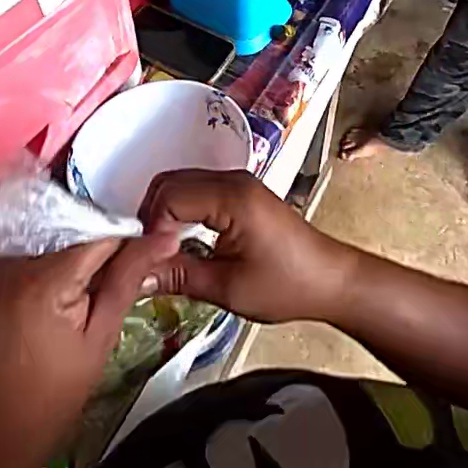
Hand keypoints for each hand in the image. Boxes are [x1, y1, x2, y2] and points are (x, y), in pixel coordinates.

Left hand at [0, 234, 179, 453]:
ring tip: (87, 289)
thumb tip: (165, 240)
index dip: (129, 242)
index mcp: (44, 278)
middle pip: (76, 230)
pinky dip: (53, 259)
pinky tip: (60, 290)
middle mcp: (14, 259)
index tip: (146, 253)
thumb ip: (129, 279)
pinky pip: (32, 248)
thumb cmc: (52, 394)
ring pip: (55, 235)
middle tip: (115, 280)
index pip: (101, 235)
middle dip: (103, 247)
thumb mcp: (100, 337)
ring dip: (77, 252)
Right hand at [140, 170, 359, 323]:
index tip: (149, 259)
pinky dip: (181, 209)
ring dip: (165, 212)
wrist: (331, 280)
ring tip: (162, 250)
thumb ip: (179, 276)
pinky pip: (197, 189)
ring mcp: (237, 182)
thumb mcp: (229, 288)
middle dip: (152, 215)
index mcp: (232, 197)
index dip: (151, 227)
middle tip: (148, 254)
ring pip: (182, 183)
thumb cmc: (287, 285)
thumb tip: (136, 276)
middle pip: (171, 182)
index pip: (170, 196)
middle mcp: (232, 179)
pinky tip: (181, 239)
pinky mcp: (239, 191)